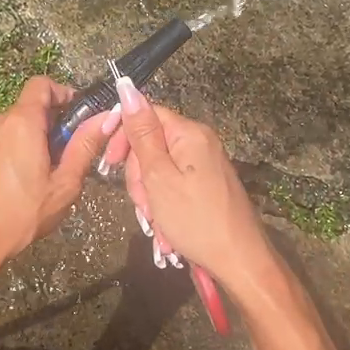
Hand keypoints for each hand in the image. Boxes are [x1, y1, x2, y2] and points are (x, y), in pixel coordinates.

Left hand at [0, 76, 120, 267]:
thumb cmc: (22, 213)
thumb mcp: (64, 183)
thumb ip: (85, 146)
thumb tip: (108, 118)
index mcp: (22, 121)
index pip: (42, 84)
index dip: (65, 93)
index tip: (82, 116)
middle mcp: (1, 122)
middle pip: (33, 105)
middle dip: (58, 122)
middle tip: (75, 153)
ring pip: (21, 124)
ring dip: (42, 138)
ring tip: (57, 172)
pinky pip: (9, 139)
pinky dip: (26, 148)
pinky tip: (34, 181)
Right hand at [107, 76, 264, 276]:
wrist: (241, 263)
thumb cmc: (195, 220)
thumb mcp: (158, 177)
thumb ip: (141, 133)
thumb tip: (127, 86)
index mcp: (189, 133)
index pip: (145, 114)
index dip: (122, 136)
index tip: (108, 164)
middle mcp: (200, 141)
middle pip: (150, 143)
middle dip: (138, 176)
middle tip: (143, 206)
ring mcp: (205, 163)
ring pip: (158, 168)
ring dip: (149, 196)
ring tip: (155, 224)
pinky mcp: (207, 184)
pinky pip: (173, 183)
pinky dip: (163, 204)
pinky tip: (165, 228)